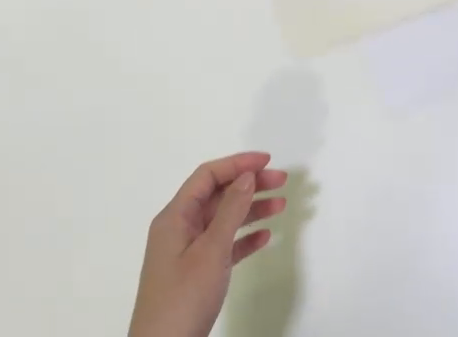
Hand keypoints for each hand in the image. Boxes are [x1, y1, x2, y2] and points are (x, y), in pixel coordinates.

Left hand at [127, 153, 288, 336]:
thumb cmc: (184, 297)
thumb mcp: (211, 250)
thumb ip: (230, 210)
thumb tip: (247, 175)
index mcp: (175, 217)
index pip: (207, 176)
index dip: (237, 164)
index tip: (268, 161)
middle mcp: (180, 228)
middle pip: (218, 195)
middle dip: (249, 185)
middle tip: (282, 182)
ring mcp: (188, 252)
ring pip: (224, 219)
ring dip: (251, 210)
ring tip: (281, 205)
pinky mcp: (197, 273)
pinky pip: (224, 245)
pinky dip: (244, 238)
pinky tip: (265, 236)